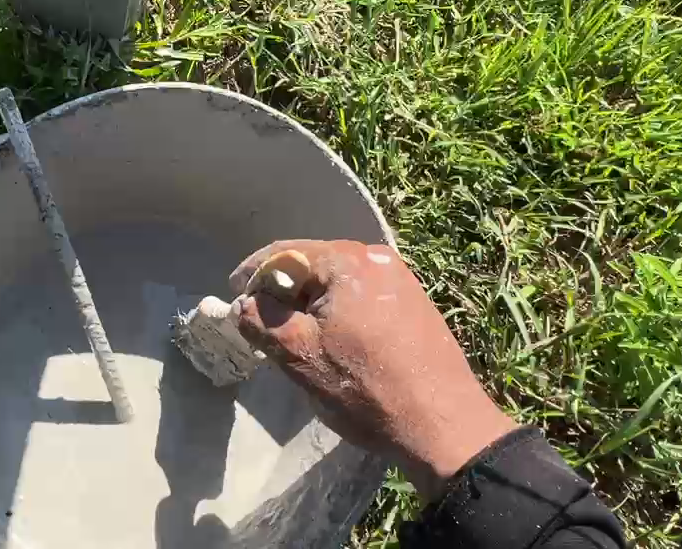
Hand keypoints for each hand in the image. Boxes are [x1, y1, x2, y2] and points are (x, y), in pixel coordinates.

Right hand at [231, 239, 517, 495]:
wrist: (446, 428)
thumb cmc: (367, 389)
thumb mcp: (300, 356)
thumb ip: (262, 320)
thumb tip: (244, 303)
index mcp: (346, 260)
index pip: (283, 253)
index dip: (253, 275)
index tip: (235, 299)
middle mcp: (375, 257)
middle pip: (311, 263)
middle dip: (284, 291)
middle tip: (264, 323)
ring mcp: (399, 278)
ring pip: (337, 281)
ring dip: (312, 303)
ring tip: (297, 336)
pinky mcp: (413, 301)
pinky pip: (361, 294)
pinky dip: (339, 310)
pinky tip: (335, 340)